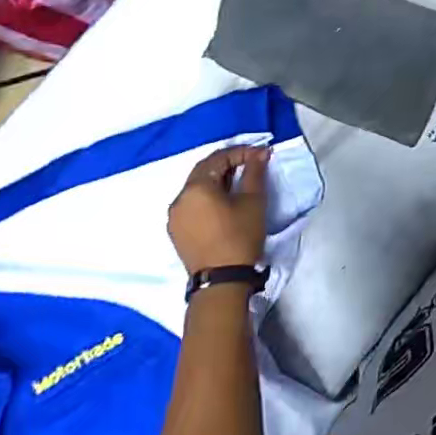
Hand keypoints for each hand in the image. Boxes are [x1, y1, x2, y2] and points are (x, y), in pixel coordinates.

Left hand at [167, 145, 270, 273]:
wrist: (222, 281)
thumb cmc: (239, 237)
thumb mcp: (253, 201)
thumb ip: (255, 172)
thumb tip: (260, 153)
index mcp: (196, 187)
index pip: (218, 158)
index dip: (241, 152)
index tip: (261, 155)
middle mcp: (179, 198)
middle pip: (204, 171)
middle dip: (228, 164)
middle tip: (250, 165)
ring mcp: (174, 216)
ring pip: (196, 188)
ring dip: (216, 180)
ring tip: (238, 183)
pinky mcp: (176, 231)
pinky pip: (191, 204)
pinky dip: (206, 197)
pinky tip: (222, 203)